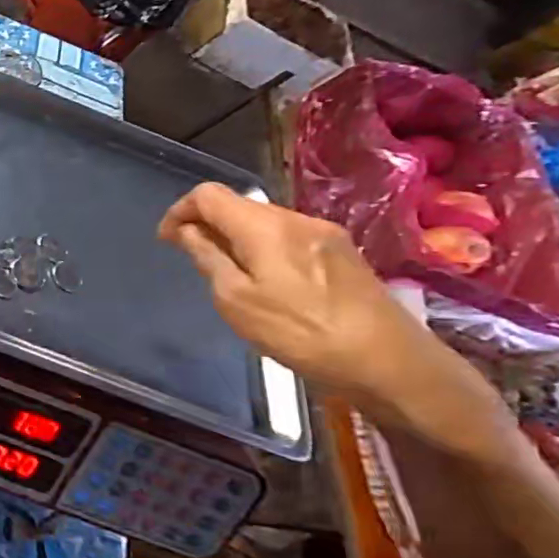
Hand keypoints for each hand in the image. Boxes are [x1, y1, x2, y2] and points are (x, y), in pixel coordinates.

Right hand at [157, 184, 471, 408]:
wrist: (391, 363)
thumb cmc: (300, 332)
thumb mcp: (236, 300)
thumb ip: (208, 258)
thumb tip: (189, 231)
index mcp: (265, 227)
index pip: (208, 195)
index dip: (179, 211)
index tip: (167, 241)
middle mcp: (296, 219)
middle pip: (238, 205)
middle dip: (206, 224)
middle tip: (191, 258)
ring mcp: (325, 234)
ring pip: (263, 221)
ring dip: (234, 237)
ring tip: (226, 274)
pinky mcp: (342, 253)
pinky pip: (287, 237)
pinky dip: (261, 248)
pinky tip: (264, 281)